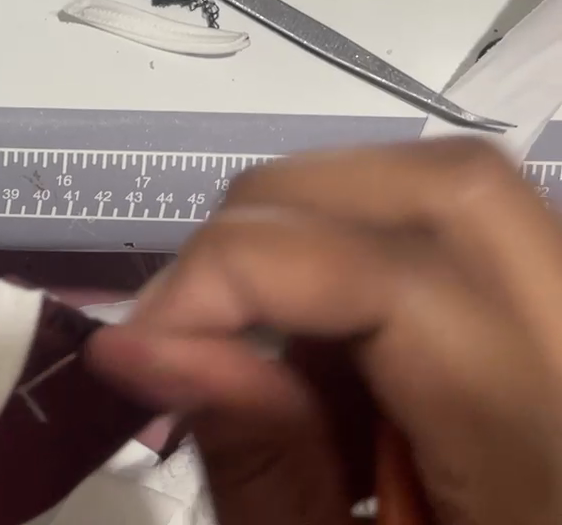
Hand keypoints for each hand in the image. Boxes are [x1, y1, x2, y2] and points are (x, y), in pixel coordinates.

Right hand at [88, 138, 561, 524]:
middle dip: (271, 216)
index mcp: (559, 460)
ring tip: (255, 328)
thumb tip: (138, 345)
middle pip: (442, 191)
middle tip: (198, 307)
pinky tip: (317, 359)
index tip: (143, 337)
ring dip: (301, 230)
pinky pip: (436, 240)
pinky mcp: (543, 337)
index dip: (236, 273)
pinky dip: (336, 264)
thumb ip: (259, 468)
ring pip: (440, 194)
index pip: (396, 281)